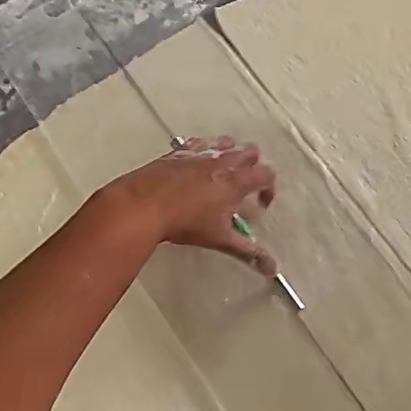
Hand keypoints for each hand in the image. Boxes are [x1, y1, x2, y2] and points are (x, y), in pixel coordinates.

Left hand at [97, 136, 280, 274]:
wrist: (141, 206)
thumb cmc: (181, 220)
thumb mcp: (219, 239)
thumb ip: (247, 252)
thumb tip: (269, 267)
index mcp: (235, 181)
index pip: (266, 175)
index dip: (269, 188)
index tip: (260, 202)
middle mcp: (219, 162)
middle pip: (249, 152)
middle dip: (253, 166)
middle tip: (247, 185)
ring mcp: (198, 155)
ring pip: (224, 143)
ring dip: (231, 153)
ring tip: (225, 171)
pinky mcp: (177, 154)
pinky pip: (198, 144)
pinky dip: (204, 150)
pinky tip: (197, 163)